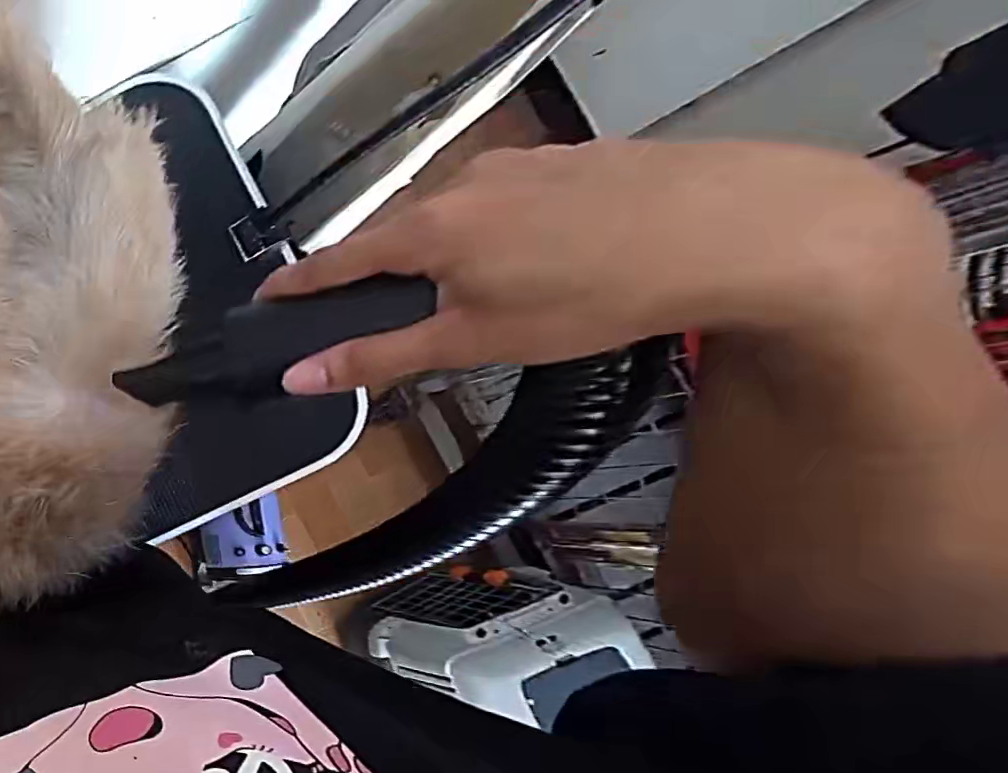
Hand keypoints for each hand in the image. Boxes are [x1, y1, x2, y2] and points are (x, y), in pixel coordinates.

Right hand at [257, 140, 961, 393]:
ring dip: (425, 254)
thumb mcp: (471, 340)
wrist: (740, 230)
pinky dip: (476, 233)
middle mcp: (465, 182)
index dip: (297, 281)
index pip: (338, 258)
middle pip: (390, 234)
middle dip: (367, 274)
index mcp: (431, 228)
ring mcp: (518, 165)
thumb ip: (377, 357)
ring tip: (446, 296)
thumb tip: (300, 376)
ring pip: (443, 216)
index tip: (267, 294)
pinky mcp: (564, 161)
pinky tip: (512, 260)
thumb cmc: (592, 295)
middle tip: (363, 314)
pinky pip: (493, 200)